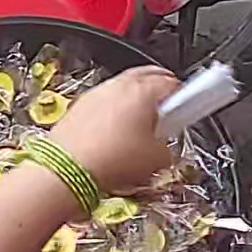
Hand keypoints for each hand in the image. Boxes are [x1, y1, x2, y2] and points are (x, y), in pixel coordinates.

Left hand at [49, 66, 179, 193]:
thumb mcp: (156, 160)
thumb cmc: (110, 161)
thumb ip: (168, 148)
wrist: (66, 171)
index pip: (175, 83)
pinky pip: (102, 105)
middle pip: (148, 79)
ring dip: (133, 105)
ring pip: (123, 91)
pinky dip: (111, 116)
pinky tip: (112, 140)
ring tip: (136, 134)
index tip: (185, 113)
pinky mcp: (78, 107)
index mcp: (145, 89)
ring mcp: (96, 93)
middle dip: (159, 96)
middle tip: (164, 119)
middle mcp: (119, 84)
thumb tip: (166, 150)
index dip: (185, 100)